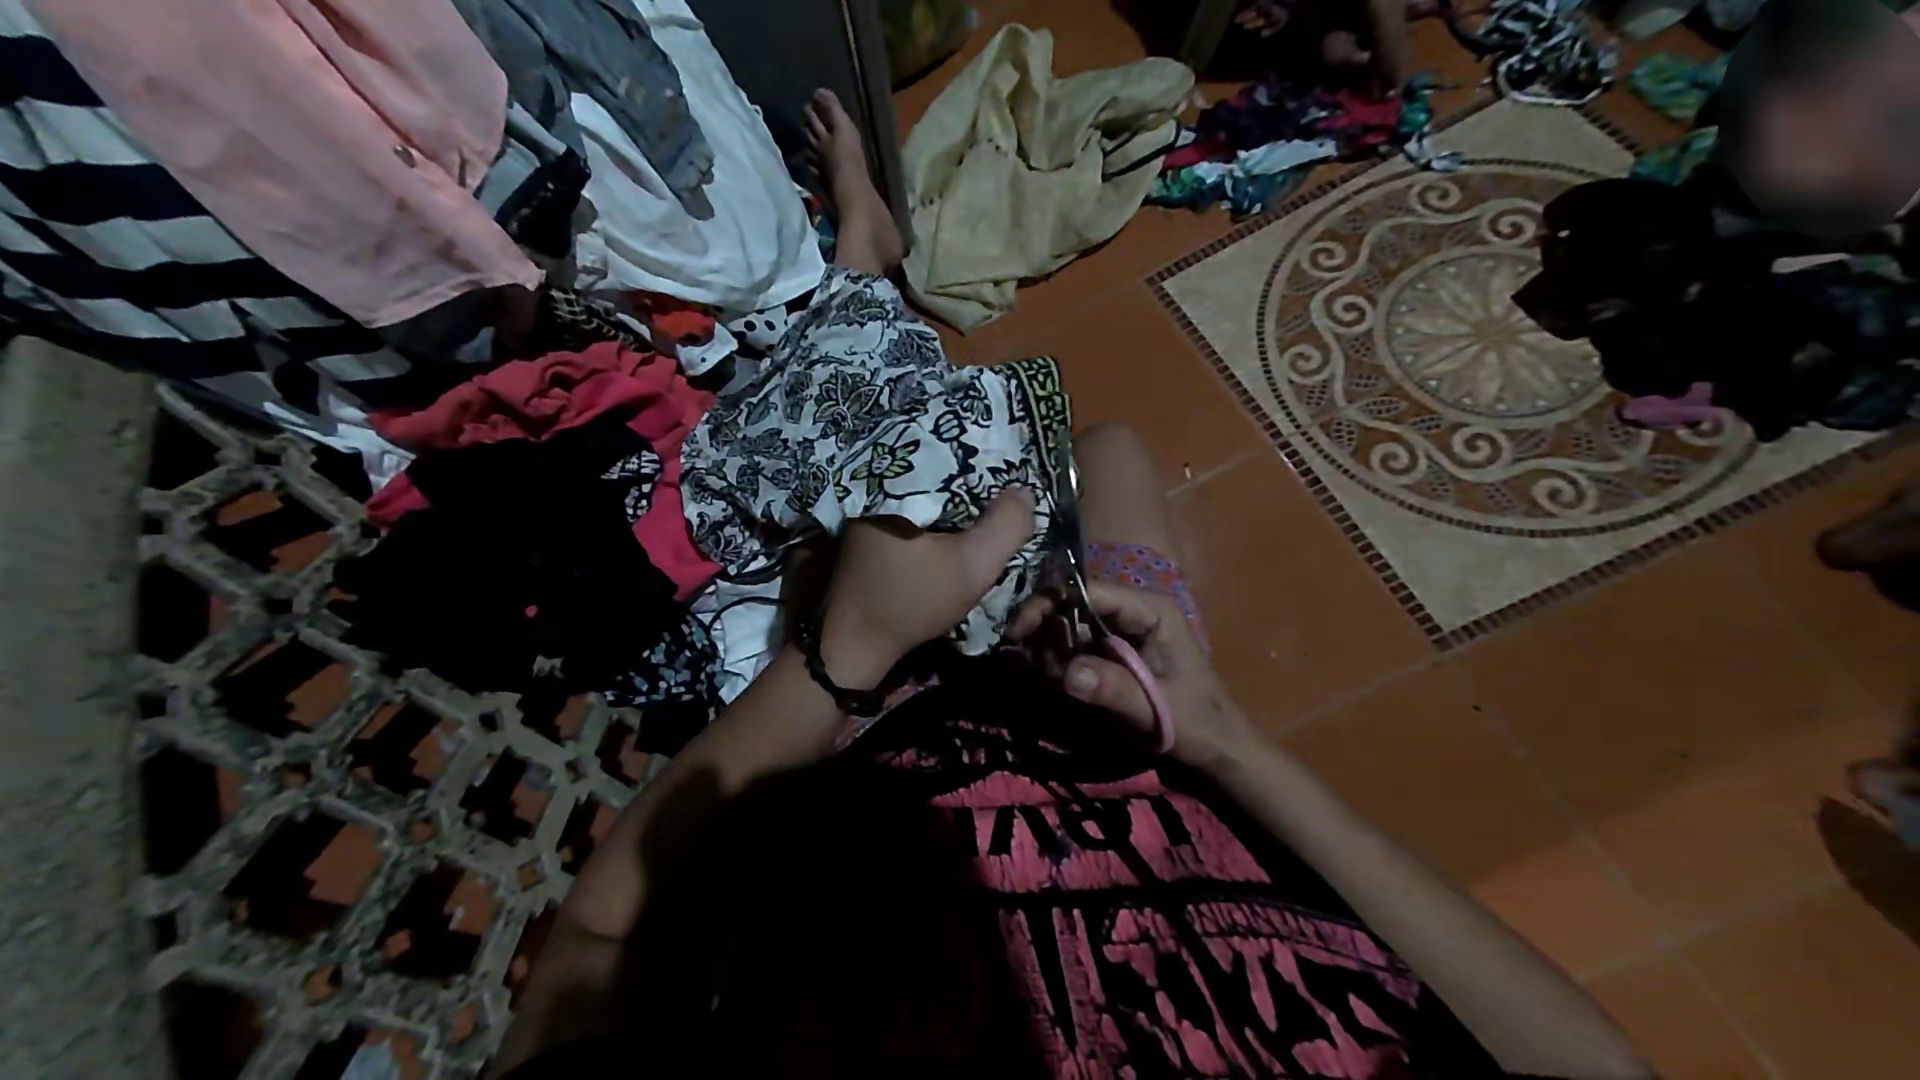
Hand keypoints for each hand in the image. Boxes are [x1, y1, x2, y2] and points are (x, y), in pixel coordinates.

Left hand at [818, 488, 1036, 688]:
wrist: (856, 643)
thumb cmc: (912, 601)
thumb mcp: (970, 566)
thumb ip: (1005, 527)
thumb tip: (1024, 491)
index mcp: (903, 484)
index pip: (961, 455)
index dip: (996, 468)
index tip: (1022, 485)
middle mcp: (886, 487)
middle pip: (950, 478)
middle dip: (984, 495)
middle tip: (1013, 512)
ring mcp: (878, 510)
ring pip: (939, 500)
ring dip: (968, 514)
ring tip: (997, 526)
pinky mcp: (878, 532)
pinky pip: (925, 518)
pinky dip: (948, 527)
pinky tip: (967, 541)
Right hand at [1009, 580, 1256, 768]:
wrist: (1217, 751)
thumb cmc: (1198, 724)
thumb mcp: (1156, 708)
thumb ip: (1113, 688)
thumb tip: (1067, 672)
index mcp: (1149, 610)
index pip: (1090, 591)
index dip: (1051, 605)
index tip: (1019, 632)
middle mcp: (1130, 613)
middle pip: (1072, 605)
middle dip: (1045, 632)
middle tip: (1032, 666)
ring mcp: (1118, 633)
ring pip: (1066, 627)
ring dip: (1047, 650)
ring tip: (1045, 679)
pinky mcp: (1108, 654)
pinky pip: (1072, 648)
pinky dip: (1055, 663)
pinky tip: (1049, 681)